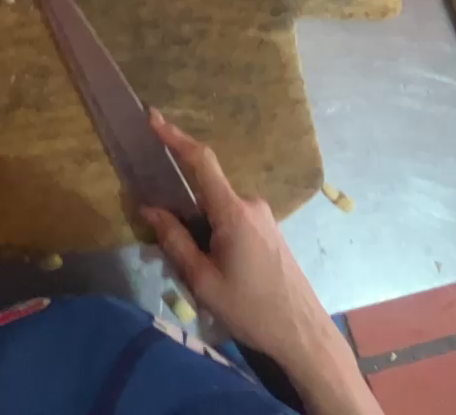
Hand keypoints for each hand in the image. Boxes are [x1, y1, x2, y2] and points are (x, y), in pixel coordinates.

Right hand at [142, 110, 336, 364]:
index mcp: (232, 212)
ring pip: (218, 208)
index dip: (175, 136)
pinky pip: (232, 218)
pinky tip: (214, 266)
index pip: (201, 161)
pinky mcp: (269, 231)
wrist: (306, 339)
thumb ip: (174, 240)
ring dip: (199, 224)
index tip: (153, 117)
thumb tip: (150, 208)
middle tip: (164, 239)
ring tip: (193, 266)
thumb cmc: (252, 310)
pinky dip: (214, 231)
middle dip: (181, 205)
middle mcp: (250, 204)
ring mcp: (263, 217)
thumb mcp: (203, 281)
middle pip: (205, 190)